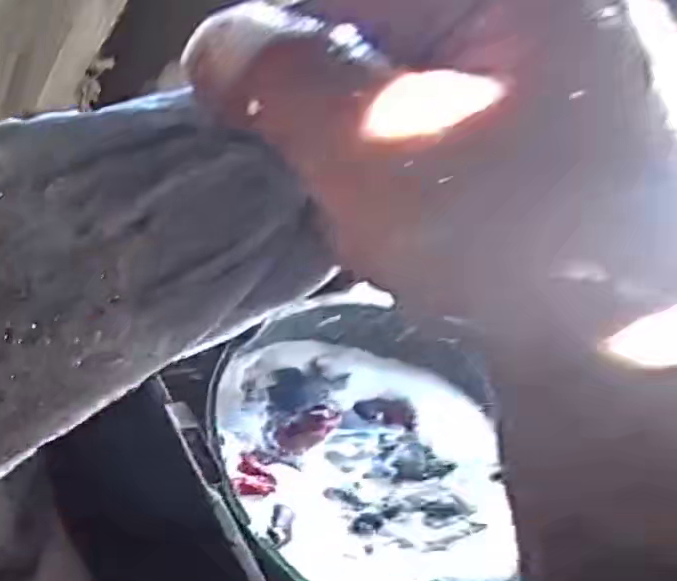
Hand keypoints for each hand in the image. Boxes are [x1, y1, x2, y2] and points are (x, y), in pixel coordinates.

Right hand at [185, 0, 676, 357]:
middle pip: (354, 45)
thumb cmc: (494, 224)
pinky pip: (390, 134)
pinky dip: (343, 167)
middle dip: (284, 106)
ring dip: (308, 143)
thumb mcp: (372, 144)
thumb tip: (208, 40)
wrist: (596, 325)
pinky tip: (334, 206)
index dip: (260, 58)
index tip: (209, 121)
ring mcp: (520, 82)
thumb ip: (291, 82)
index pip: (336, 0)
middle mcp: (524, 21)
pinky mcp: (501, 140)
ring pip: (365, 94)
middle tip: (246, 168)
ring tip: (287, 194)